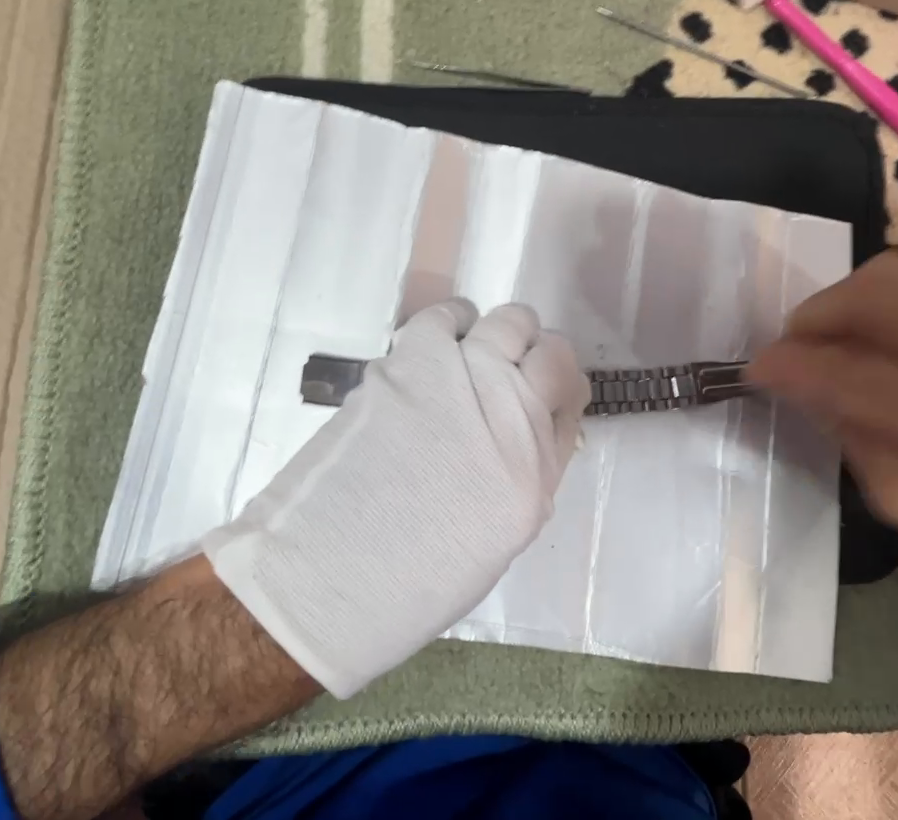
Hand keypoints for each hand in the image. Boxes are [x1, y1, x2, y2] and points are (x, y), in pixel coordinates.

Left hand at [203, 299, 586, 698]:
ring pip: (507, 324)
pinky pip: (444, 319)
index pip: (571, 399)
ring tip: (470, 350)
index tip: (539, 390)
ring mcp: (461, 388)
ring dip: (499, 333)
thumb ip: (521, 471)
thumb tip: (518, 423)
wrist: (326, 575)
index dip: (558, 386)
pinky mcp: (409, 367)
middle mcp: (510, 425)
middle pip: (551, 352)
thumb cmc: (409, 577)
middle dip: (536, 353)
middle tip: (506, 367)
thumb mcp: (497, 535)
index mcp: (535, 477)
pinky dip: (449, 321)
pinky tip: (439, 339)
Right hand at [748, 251, 897, 692]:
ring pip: (893, 275)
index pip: (854, 371)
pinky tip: (874, 340)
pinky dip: (878, 303)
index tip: (754, 371)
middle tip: (792, 355)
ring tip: (829, 342)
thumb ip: (854, 440)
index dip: (791, 366)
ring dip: (842, 304)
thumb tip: (805, 388)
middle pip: (871, 297)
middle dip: (812, 320)